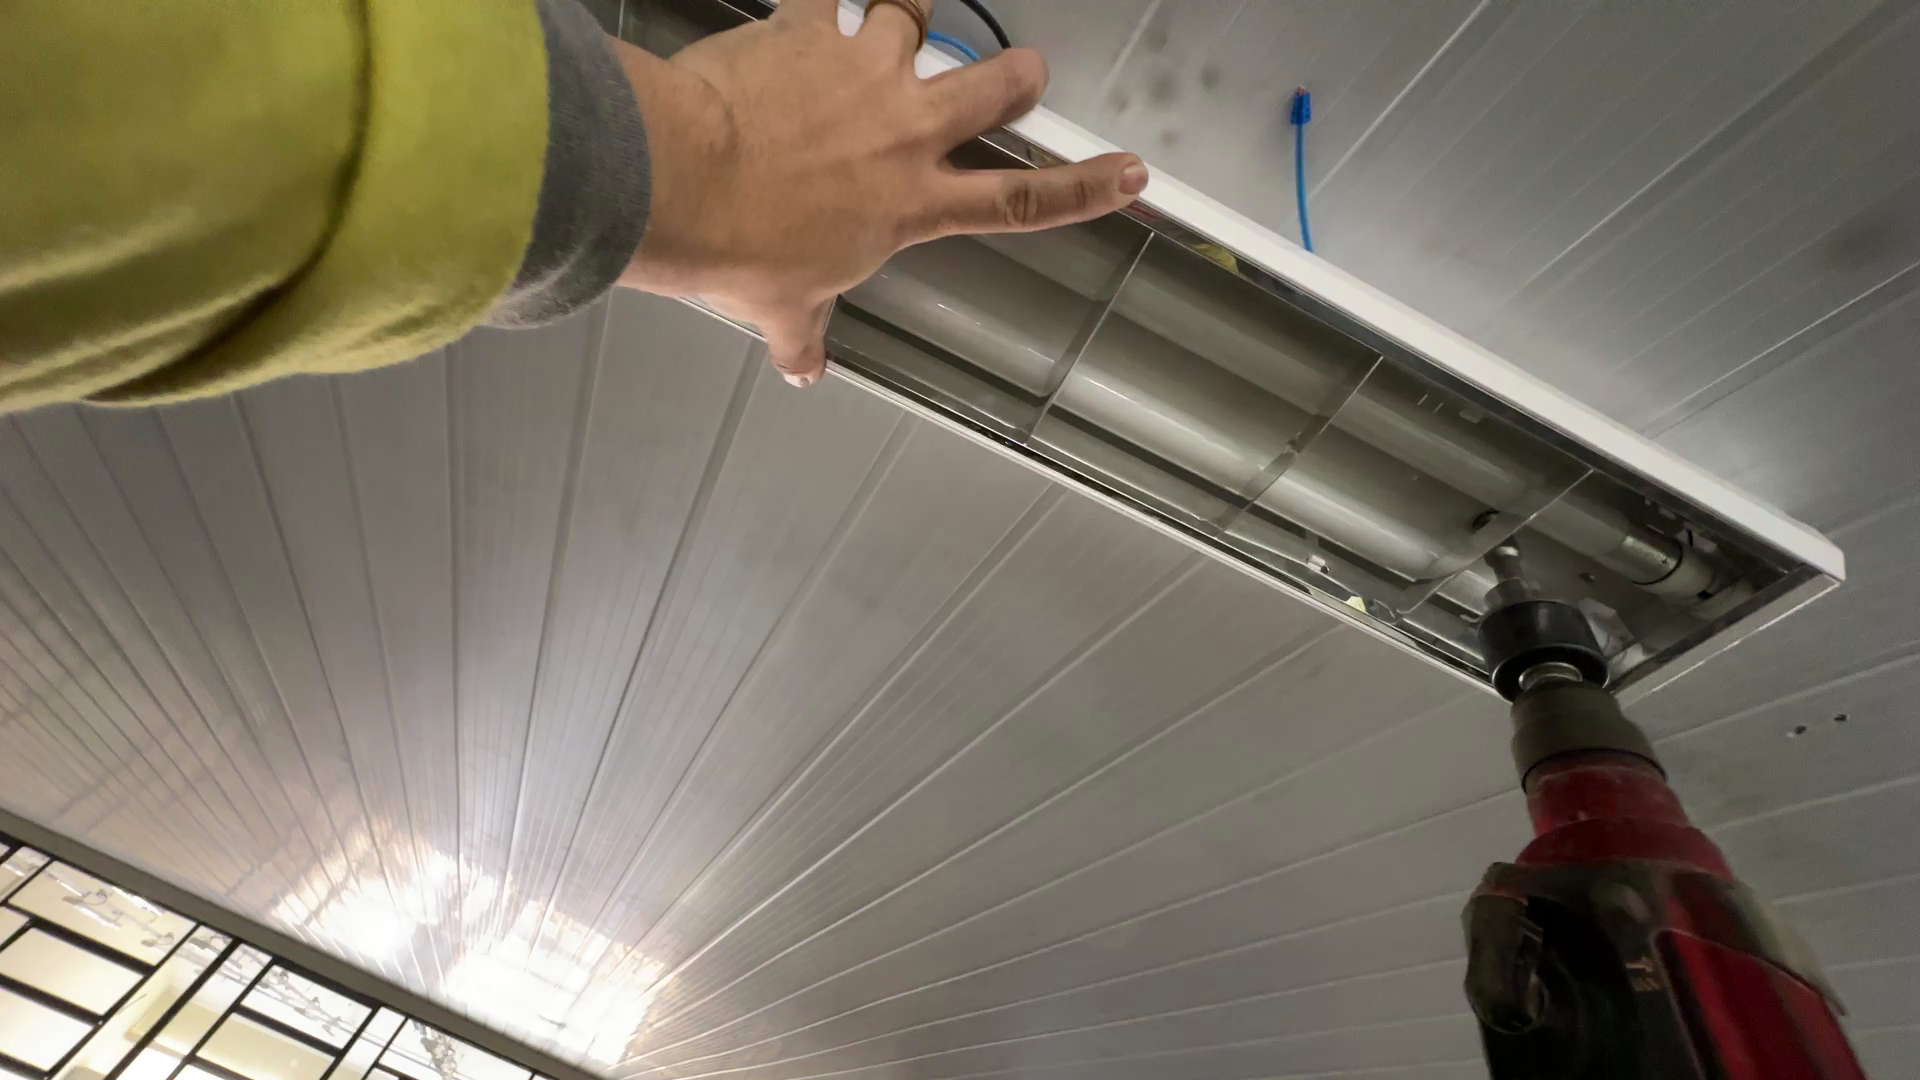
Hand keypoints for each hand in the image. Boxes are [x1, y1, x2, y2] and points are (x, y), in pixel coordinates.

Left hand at [612, 0, 1147, 385]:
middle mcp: (905, 132)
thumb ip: (803, 339)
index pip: (1017, 203)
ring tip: (893, 28)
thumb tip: (803, 371)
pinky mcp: (814, 24)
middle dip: (1017, 78)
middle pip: (993, 89)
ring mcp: (864, 70)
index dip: (1081, 191)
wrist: (683, 184)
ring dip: (910, 22)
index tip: (1128, 173)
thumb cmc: (743, 253)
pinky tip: (818, 13)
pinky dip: (832, 2)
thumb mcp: (784, 310)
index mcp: (912, 205)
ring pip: (918, 19)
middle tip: (1026, 74)